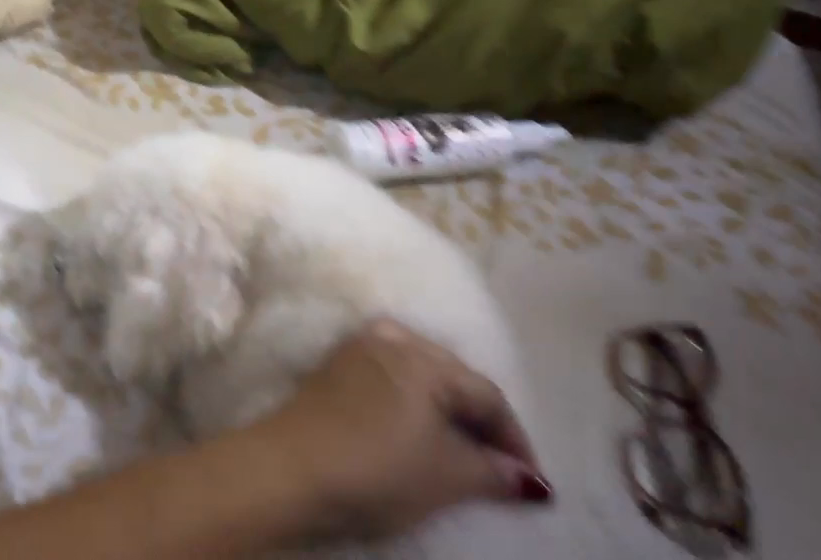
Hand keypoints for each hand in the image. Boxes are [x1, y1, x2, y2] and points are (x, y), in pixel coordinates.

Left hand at [249, 318, 551, 543]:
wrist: (289, 469)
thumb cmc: (377, 468)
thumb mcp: (446, 477)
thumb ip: (493, 472)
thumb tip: (527, 478)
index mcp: (422, 357)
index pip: (486, 393)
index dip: (514, 439)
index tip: (531, 480)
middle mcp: (389, 338)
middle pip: (452, 376)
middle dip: (479, 419)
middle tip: (500, 463)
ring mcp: (356, 349)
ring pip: (418, 374)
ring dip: (444, 409)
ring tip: (462, 449)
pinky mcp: (333, 369)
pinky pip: (389, 379)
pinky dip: (411, 404)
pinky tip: (417, 431)